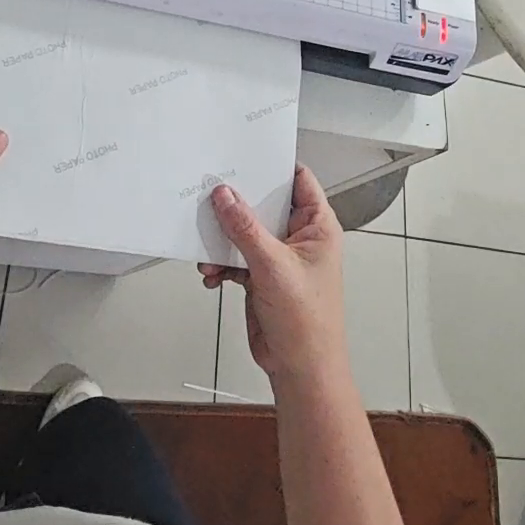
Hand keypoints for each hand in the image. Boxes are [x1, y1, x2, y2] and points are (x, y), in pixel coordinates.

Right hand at [197, 165, 346, 381]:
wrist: (299, 369)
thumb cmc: (308, 323)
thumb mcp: (273, 267)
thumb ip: (245, 229)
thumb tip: (225, 195)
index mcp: (317, 226)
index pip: (298, 180)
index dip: (274, 165)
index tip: (245, 155)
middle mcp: (299, 237)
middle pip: (264, 204)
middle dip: (237, 203)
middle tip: (211, 195)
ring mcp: (278, 257)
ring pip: (245, 232)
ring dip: (223, 240)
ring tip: (207, 249)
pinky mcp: (260, 276)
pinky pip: (235, 258)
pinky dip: (221, 264)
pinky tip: (211, 275)